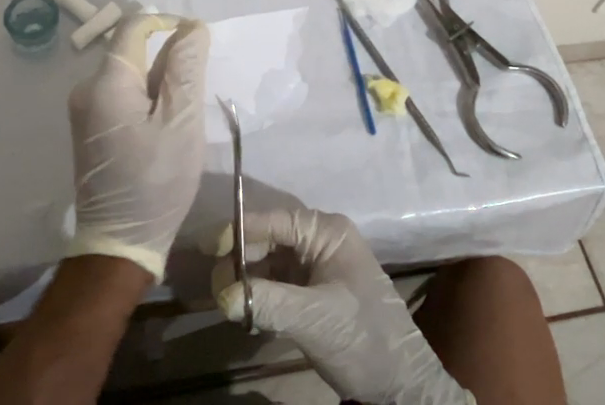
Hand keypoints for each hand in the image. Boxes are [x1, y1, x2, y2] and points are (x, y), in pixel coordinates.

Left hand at [66, 14, 211, 280]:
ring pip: (128, 75)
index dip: (169, 23)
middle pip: (131, 51)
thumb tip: (191, 27)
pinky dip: (147, 99)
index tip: (199, 43)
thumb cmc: (155, 181)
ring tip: (184, 114)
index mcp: (106, 82)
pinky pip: (121, 96)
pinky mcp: (91, 130)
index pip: (134, 26)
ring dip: (159, 81)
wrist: (119, 243)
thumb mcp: (181, 121)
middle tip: (196, 93)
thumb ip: (186, 67)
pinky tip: (164, 127)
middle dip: (167, 59)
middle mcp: (87, 89)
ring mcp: (85, 112)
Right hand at [218, 208, 470, 404]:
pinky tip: (242, 311)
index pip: (274, 220)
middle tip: (213, 284)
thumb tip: (221, 294)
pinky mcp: (311, 293)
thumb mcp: (313, 317)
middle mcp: (320, 241)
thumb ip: (266, 301)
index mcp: (327, 232)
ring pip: (268, 262)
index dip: (238, 231)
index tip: (205, 246)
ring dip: (245, 279)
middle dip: (238, 258)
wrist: (399, 382)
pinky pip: (274, 284)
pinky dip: (256, 295)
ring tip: (223, 300)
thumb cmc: (362, 337)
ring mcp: (315, 267)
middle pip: (267, 239)